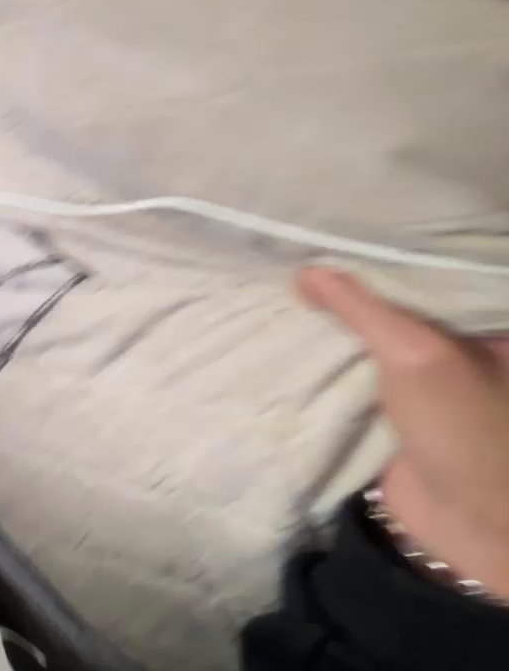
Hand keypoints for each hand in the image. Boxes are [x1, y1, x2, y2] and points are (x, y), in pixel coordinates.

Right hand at [298, 267, 508, 594]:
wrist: (478, 525)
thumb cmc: (471, 432)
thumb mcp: (419, 357)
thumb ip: (364, 310)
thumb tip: (308, 269)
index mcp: (490, 336)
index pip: (433, 281)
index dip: (384, 258)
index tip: (332, 236)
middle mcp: (464, 355)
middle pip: (398, 309)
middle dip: (347, 291)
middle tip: (290, 258)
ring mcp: (429, 386)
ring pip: (371, 342)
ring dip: (327, 328)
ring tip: (274, 293)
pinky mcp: (396, 413)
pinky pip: (353, 375)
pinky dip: (320, 362)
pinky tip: (281, 341)